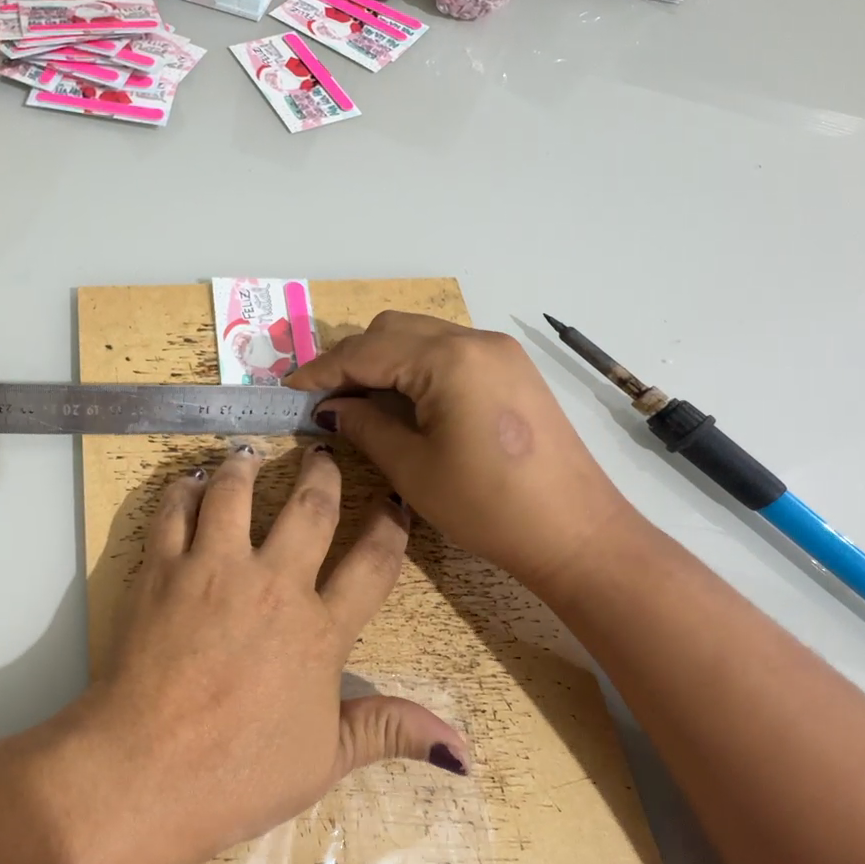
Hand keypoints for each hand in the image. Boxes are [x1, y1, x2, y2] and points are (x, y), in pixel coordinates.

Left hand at [65, 443, 465, 863]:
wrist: (148, 767)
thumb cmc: (240, 773)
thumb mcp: (325, 760)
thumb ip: (387, 732)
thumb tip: (462, 748)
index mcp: (320, 630)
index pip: (372, 564)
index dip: (390, 527)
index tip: (395, 498)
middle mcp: (272, 584)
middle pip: (310, 509)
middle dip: (321, 473)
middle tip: (320, 452)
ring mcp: (213, 569)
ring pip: (236, 493)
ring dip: (246, 465)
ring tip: (250, 453)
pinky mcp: (162, 567)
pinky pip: (174, 511)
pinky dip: (183, 489)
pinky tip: (189, 482)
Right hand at [286, 311, 638, 589]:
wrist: (576, 533)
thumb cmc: (487, 505)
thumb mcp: (412, 468)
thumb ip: (364, 425)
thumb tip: (330, 407)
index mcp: (448, 361)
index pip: (366, 351)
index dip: (322, 370)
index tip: (289, 389)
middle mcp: (474, 341)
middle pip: (392, 330)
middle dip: (350, 358)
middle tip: (323, 397)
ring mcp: (498, 352)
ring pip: (419, 335)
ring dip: (381, 359)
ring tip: (355, 398)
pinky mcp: (510, 370)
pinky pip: (445, 351)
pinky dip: (412, 365)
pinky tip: (399, 399)